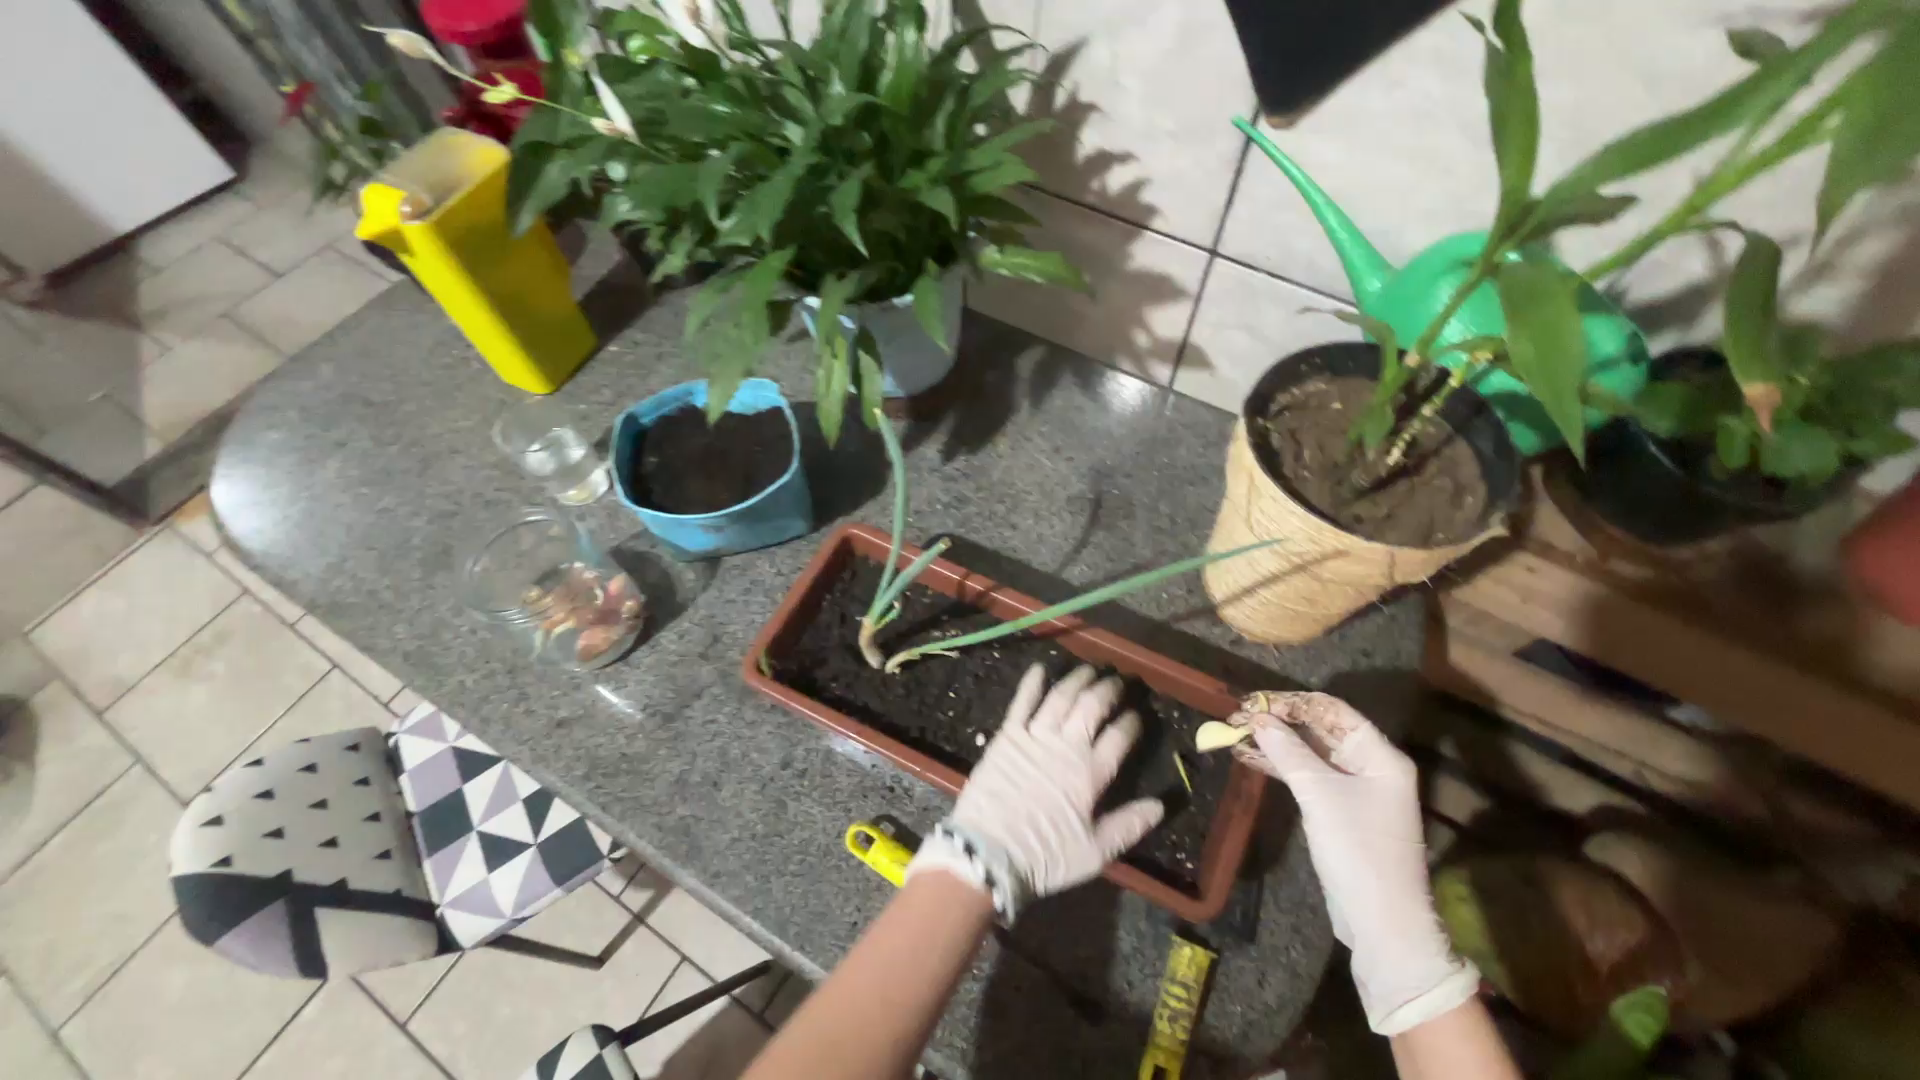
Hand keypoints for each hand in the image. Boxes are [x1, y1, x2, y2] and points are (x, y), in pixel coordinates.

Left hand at [906, 664, 1163, 919]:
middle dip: (1108, 690)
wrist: (987, 854)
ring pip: (1060, 698)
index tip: (1138, 713)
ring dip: (1076, 680)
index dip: (1132, 722)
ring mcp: (1034, 738)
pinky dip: (1031, 684)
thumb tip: (1161, 805)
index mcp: (1090, 774)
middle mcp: (1065, 747)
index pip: (1120, 737)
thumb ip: (1128, 826)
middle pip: (1092, 707)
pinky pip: (1021, 703)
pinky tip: (1039, 668)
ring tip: (1089, 669)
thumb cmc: (1044, 856)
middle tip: (1118, 680)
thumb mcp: (1094, 852)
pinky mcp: (1006, 737)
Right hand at [1231, 691, 1478, 1035]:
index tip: (1252, 701)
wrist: (1381, 920)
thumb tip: (1259, 719)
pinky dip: (1281, 767)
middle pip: (1320, 731)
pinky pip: (1308, 777)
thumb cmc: (1357, 849)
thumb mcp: (1319, 795)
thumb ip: (1288, 752)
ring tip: (1236, 734)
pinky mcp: (1340, 812)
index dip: (1291, 702)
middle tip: (1238, 717)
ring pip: (1310, 754)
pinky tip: (1250, 759)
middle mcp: (1371, 766)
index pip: (1332, 711)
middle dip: (1280, 722)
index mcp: (1379, 755)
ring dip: (1276, 744)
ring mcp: (1356, 791)